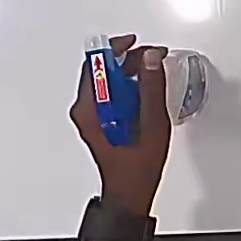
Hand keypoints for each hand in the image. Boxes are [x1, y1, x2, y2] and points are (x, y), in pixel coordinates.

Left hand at [69, 34, 170, 216]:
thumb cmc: (136, 169)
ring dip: (131, 72)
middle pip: (103, 70)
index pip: (96, 65)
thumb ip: (151, 88)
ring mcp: (93, 116)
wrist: (130, 196)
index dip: (115, 48)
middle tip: (153, 58)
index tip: (134, 44)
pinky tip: (147, 92)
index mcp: (90, 110)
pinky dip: (130, 86)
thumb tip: (150, 59)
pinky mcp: (102, 121)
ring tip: (154, 74)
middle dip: (129, 59)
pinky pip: (113, 93)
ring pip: (109, 81)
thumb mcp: (151, 125)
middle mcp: (87, 111)